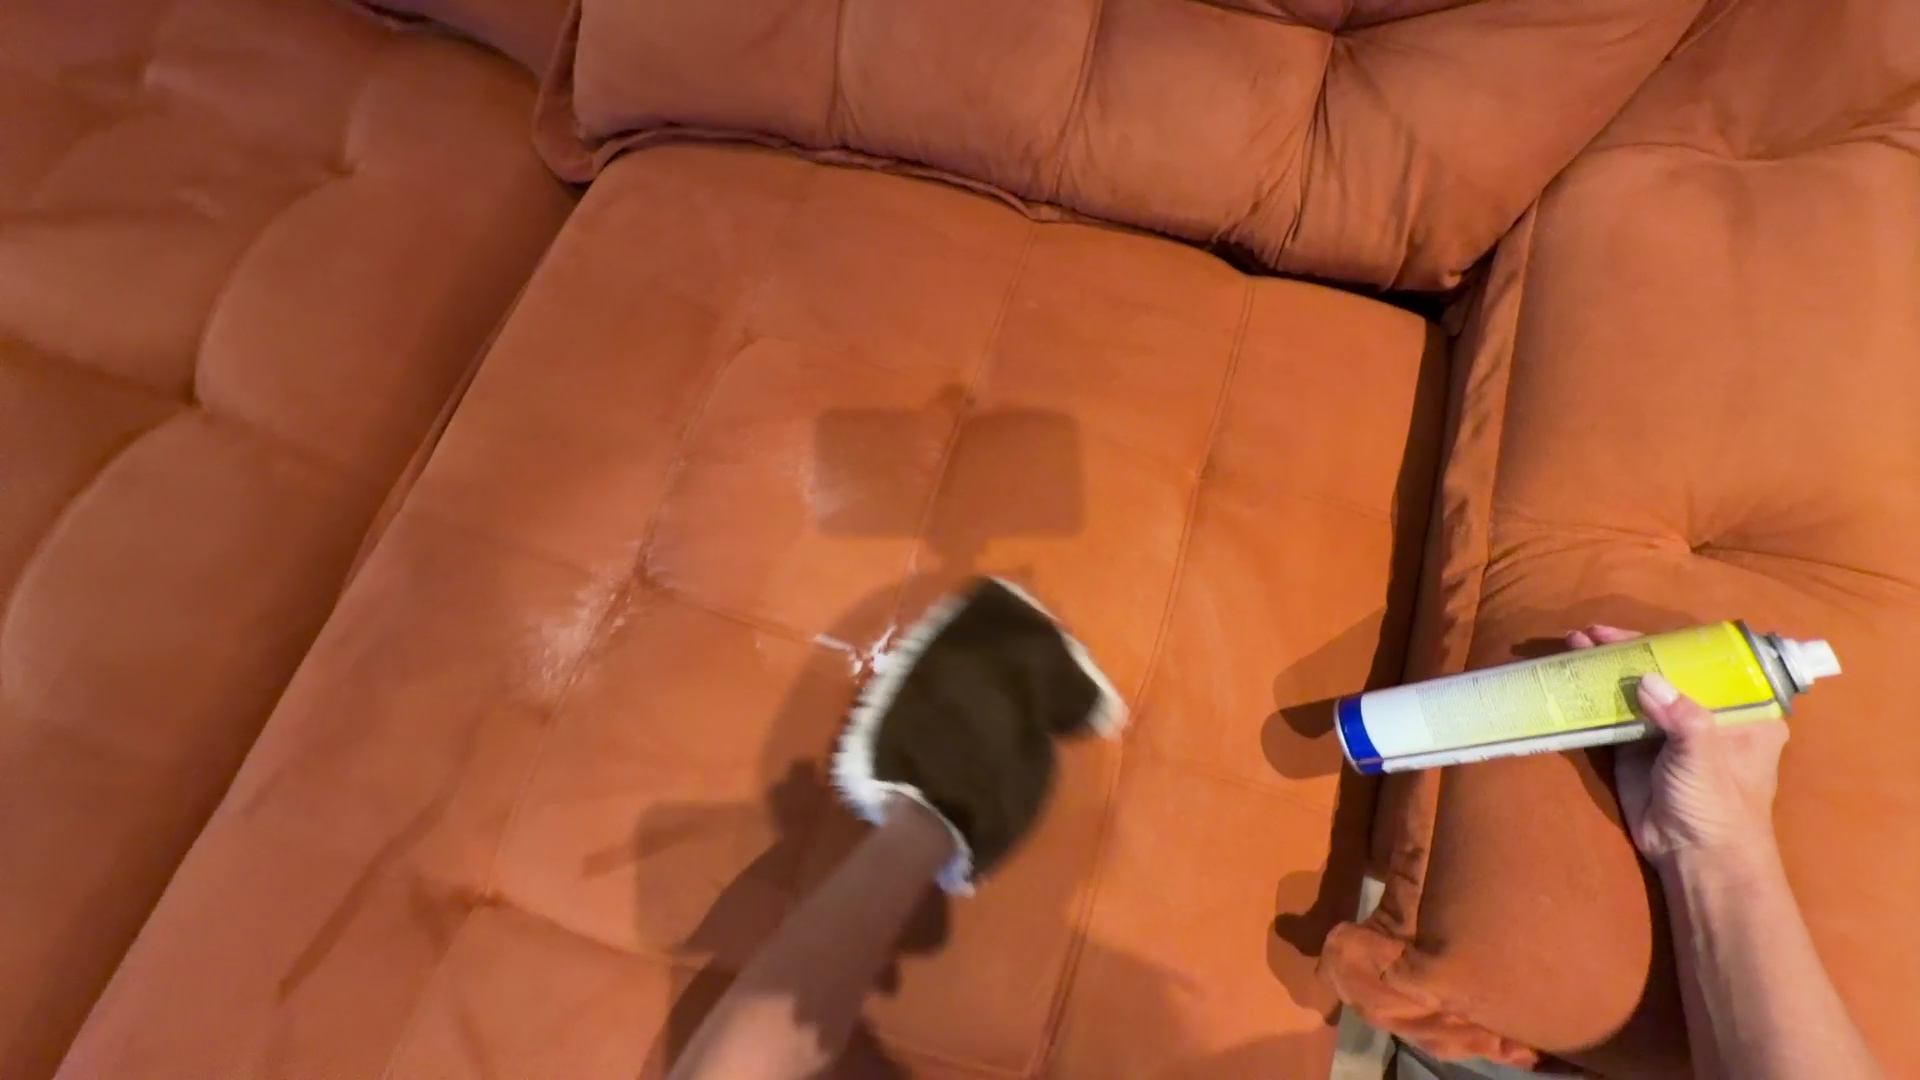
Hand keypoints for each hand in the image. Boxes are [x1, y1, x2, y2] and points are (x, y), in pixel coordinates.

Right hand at [1566, 625, 1787, 867]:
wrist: (1693, 854)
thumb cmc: (1718, 807)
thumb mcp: (1706, 762)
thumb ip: (1684, 720)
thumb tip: (1646, 679)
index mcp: (1742, 714)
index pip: (1705, 666)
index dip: (1668, 645)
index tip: (1630, 634)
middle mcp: (1704, 714)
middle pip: (1663, 670)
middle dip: (1625, 650)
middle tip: (1590, 636)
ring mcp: (1666, 728)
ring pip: (1633, 686)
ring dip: (1602, 666)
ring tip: (1572, 647)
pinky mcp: (1633, 742)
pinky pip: (1611, 710)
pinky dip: (1590, 692)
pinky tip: (1569, 678)